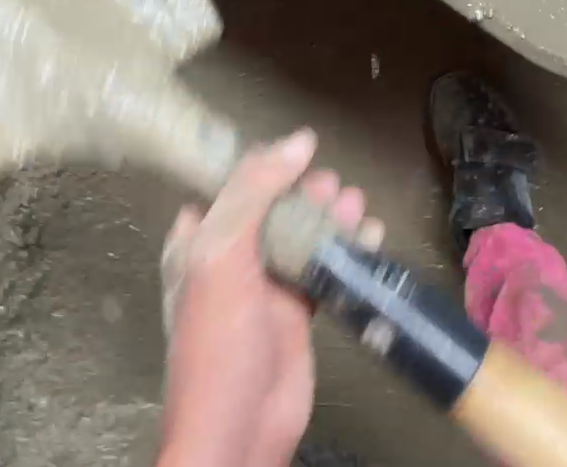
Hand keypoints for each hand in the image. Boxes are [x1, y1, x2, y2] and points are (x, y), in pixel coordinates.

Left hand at [156, 129, 383, 466]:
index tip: (297, 146)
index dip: (261, 162)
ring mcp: (265, 285)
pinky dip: (347, 250)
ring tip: (354, 201)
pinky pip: (324, 268)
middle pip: (274, 207)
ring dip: (330, 217)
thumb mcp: (224, 252)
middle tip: (332, 180)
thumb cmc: (218, 339)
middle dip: (304, 189)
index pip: (229, 185)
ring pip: (302, 235)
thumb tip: (300, 140)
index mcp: (197, 240)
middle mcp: (230, 258)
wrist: (240, 427)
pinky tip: (368, 236)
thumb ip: (256, 190)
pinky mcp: (297, 310)